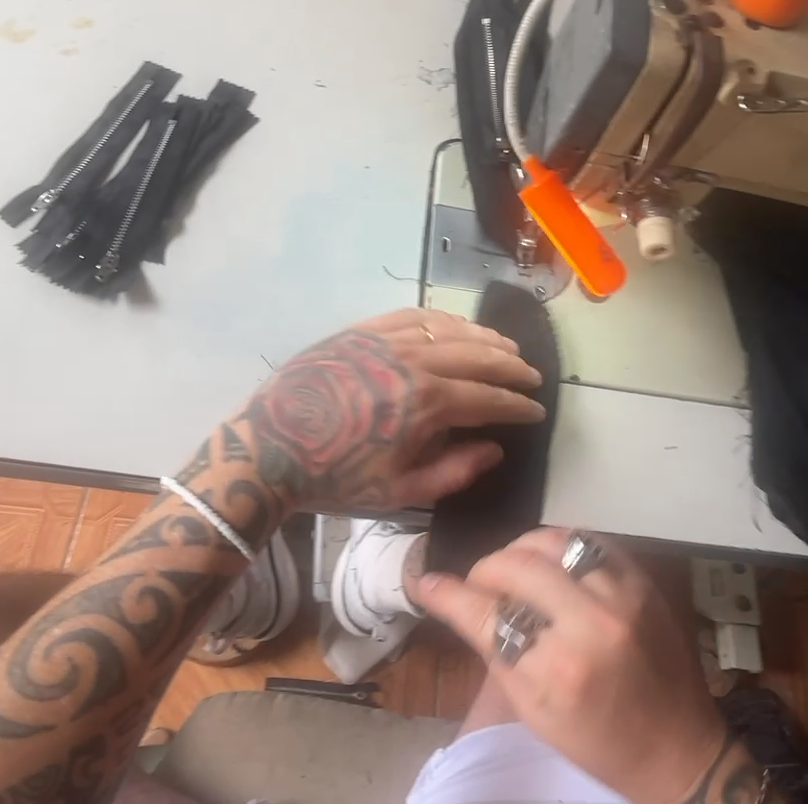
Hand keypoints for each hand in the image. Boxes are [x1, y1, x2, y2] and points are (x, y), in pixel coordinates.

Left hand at [242, 307, 544, 510]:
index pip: (489, 398)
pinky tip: (456, 327)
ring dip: (484, 338)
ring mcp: (388, 339)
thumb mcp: (400, 492)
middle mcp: (415, 361)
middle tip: (531, 376)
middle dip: (511, 366)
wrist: (271, 447)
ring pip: (450, 329)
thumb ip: (455, 471)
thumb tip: (496, 447)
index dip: (518, 406)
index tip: (537, 410)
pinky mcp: (364, 329)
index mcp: (427, 403)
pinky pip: (415, 315)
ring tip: (506, 346)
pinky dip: (445, 319)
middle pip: (478, 355)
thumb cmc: (336, 476)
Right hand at [413, 528, 733, 803]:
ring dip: (522, 549)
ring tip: (514, 568)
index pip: (486, 615)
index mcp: (558, 670)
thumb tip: (457, 602)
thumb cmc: (598, 741)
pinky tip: (553, 564)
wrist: (679, 748)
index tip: (426, 582)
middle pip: (517, 564)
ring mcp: (623, 595)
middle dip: (486, 568)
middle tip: (480, 582)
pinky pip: (590, 540)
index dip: (449, 595)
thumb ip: (496, 650)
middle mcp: (592, 623)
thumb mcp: (534, 711)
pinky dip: (562, 547)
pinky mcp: (643, 581)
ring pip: (554, 540)